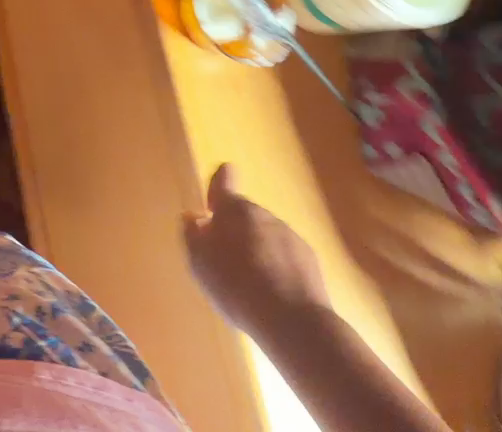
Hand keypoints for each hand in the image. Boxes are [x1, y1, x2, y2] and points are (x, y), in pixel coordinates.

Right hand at [183, 163, 327, 327]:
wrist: (293, 321)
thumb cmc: (236, 287)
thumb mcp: (199, 263)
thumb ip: (192, 235)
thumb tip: (194, 217)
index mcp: (233, 210)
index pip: (224, 180)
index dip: (218, 183)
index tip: (216, 196)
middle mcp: (262, 214)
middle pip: (244, 214)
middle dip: (235, 230)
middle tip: (225, 260)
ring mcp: (289, 234)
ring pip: (265, 235)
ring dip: (256, 249)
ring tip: (249, 284)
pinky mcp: (309, 258)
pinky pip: (285, 255)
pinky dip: (277, 266)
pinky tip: (272, 293)